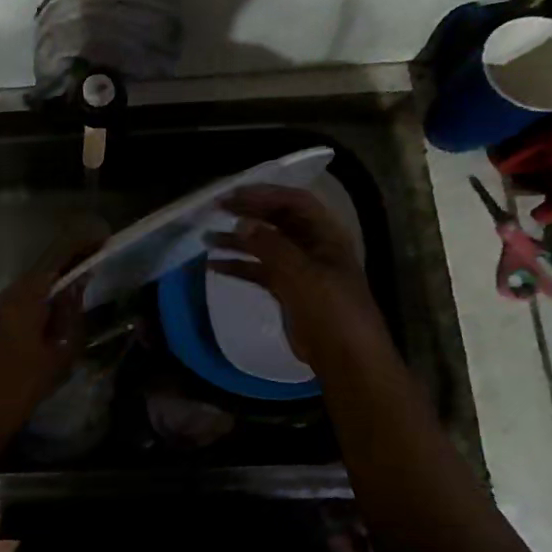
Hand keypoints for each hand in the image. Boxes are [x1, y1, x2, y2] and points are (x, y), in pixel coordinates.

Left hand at [0, 258, 86, 416]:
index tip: (101, 239)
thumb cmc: (37, 373)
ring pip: (38, 275)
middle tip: (97, 250)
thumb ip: (72, 307)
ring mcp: (5, 298)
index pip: (57, 260)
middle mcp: (13, 290)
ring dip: (60, 270)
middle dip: (71, 256)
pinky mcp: (4, 308)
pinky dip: (48, 284)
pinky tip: (65, 288)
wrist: (2, 394)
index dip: (80, 247)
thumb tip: (79, 280)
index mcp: (29, 296)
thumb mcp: (66, 342)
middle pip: (46, 264)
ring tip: (86, 265)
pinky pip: (30, 288)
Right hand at [208, 184, 385, 362]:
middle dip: (247, 214)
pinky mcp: (286, 291)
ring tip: (207, 239)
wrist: (345, 356)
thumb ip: (272, 246)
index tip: (232, 196)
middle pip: (277, 221)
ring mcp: (299, 269)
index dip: (264, 194)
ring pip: (264, 246)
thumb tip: (242, 223)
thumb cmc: (332, 310)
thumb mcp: (303, 274)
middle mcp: (312, 246)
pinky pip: (259, 271)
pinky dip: (238, 267)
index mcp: (325, 235)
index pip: (294, 202)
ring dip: (237, 241)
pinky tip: (214, 266)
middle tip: (215, 210)